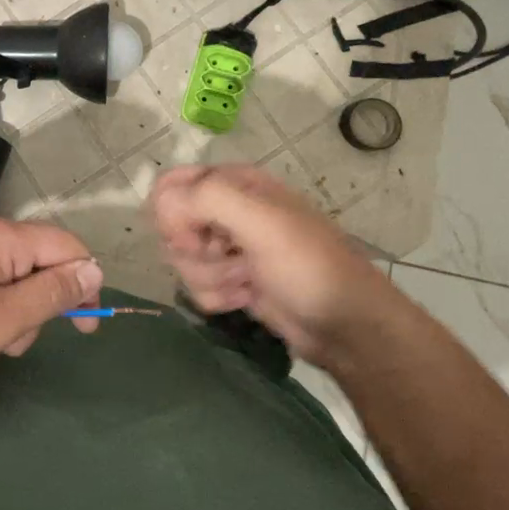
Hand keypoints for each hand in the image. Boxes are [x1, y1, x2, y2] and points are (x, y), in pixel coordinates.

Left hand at [0, 216, 104, 389]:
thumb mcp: (1, 320)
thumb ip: (52, 294)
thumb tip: (93, 268)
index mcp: (0, 237)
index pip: (66, 245)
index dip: (85, 283)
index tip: (88, 328)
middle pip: (36, 263)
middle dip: (37, 307)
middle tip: (10, 343)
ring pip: (7, 279)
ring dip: (9, 316)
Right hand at [151, 165, 403, 365]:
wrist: (346, 327)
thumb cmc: (308, 266)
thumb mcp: (261, 220)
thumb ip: (205, 199)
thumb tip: (162, 209)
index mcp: (236, 183)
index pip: (172, 185)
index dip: (171, 212)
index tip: (189, 235)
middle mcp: (228, 210)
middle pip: (171, 227)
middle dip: (193, 250)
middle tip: (227, 257)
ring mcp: (229, 248)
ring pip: (181, 260)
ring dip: (209, 277)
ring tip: (246, 281)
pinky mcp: (231, 281)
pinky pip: (197, 286)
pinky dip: (217, 296)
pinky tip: (247, 298)